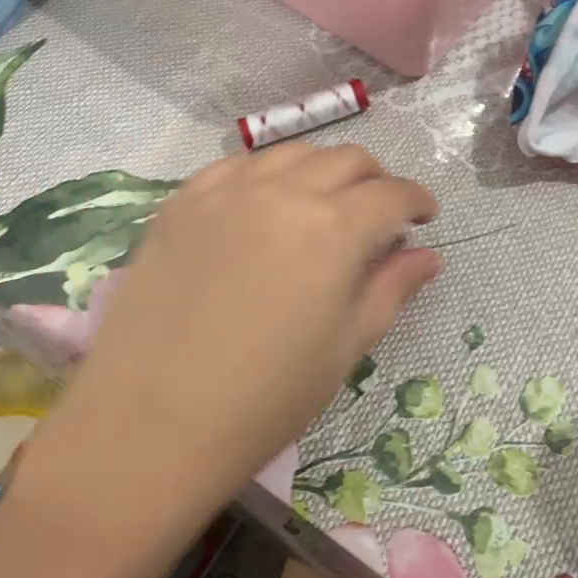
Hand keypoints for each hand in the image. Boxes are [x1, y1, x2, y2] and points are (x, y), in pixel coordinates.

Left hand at [0, 143, 441, 577]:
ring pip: (293, 153)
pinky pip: (237, 166)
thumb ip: (391, 288)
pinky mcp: (182, 202)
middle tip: (378, 214)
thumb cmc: (264, 399)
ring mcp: (227, 191)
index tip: (424, 217)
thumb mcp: (345, 347)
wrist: (149, 425)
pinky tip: (264, 204)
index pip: (392, 194)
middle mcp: (285, 192)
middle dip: (375, 180)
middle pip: (347, 159)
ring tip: (323, 204)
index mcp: (335, 229)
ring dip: (323, 170)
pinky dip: (266, 175)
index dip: (417, 200)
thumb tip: (428, 255)